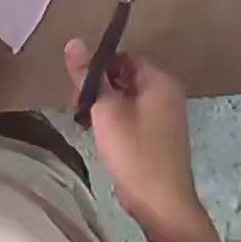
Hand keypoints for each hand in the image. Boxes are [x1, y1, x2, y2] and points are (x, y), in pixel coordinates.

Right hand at [65, 40, 212, 241]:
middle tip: (80, 109)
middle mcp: (167, 92)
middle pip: (122, 76)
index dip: (97, 70)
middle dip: (97, 88)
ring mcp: (164, 114)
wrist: (159, 200)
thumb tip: (74, 41)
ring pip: (123, 96)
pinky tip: (102, 136)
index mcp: (159, 81)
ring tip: (89, 124)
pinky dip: (113, 119)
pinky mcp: (156, 133)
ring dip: (102, 105)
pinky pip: (130, 113)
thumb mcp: (104, 110)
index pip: (121, 58)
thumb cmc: (132, 151)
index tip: (79, 91)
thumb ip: (87, 76)